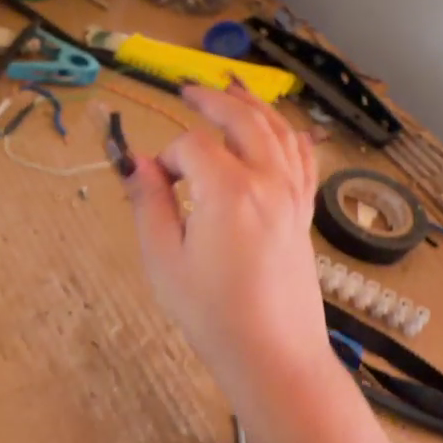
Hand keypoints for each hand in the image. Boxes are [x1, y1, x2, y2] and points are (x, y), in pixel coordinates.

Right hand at [123, 84, 328, 405]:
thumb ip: (149, 203)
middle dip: (212, 100)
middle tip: (187, 89)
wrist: (272, 354)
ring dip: (253, 105)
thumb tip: (137, 164)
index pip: (192, 147)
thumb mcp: (162, 258)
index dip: (167, 159)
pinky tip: (282, 129)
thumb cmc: (210, 311)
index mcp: (228, 191)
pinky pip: (303, 160)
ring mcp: (293, 197)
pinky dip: (290, 135)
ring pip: (278, 132)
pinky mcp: (304, 214)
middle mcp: (267, 182)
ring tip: (231, 89)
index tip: (153, 187)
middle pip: (243, 120)